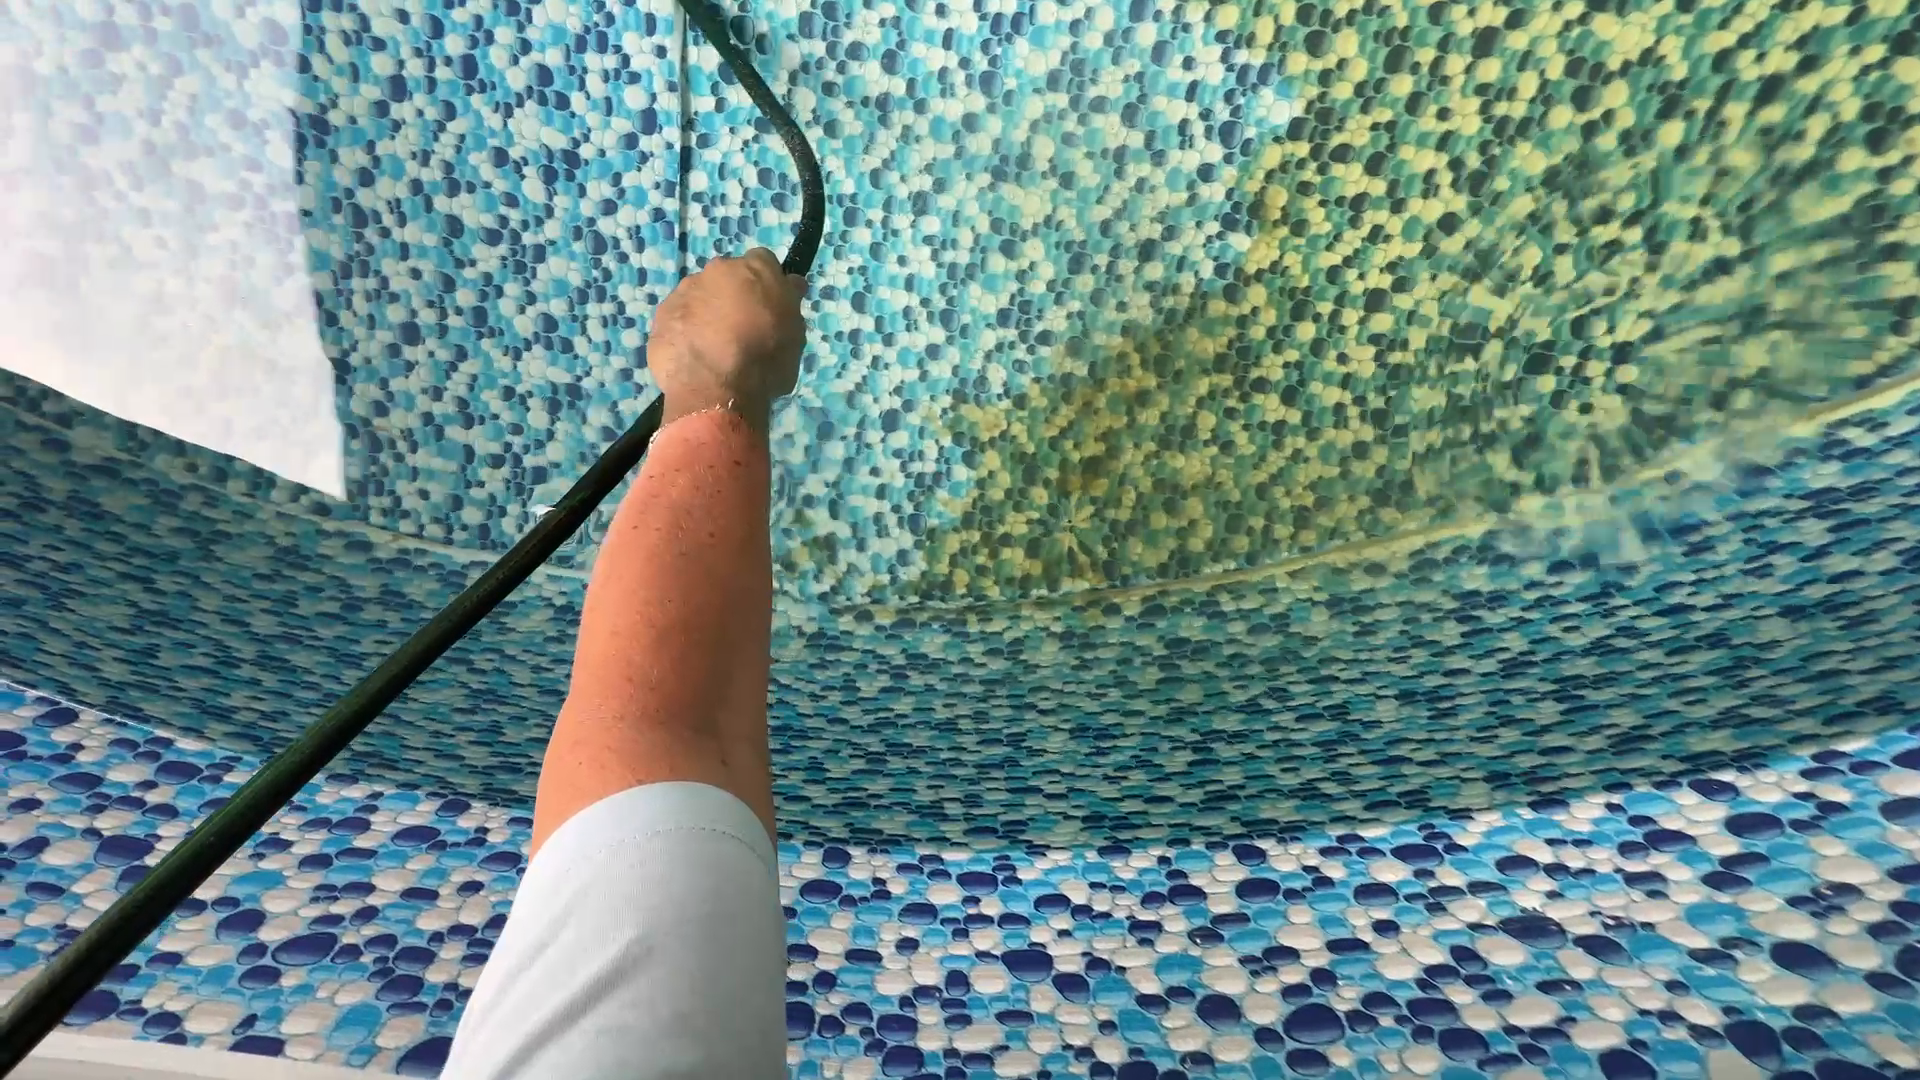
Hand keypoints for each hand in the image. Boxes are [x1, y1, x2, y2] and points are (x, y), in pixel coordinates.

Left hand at [648, 248, 807, 432]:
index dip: (768, 284)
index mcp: (753, 270)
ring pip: (699, 297)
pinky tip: (696, 360)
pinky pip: (678, 321)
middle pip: (727, 278)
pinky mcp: (661, 317)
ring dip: (708, 315)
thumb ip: (790, 304)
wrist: (715, 388)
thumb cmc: (766, 361)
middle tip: (744, 332)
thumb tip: (791, 284)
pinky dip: (687, 334)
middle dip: (734, 297)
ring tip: (716, 351)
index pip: (764, 262)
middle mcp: (715, 271)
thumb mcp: (796, 335)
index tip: (771, 307)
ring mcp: (683, 292)